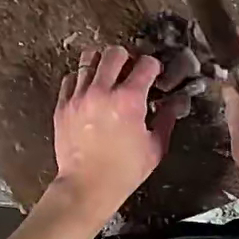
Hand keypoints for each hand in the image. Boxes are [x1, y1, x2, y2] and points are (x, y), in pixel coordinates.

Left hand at [52, 45, 185, 217]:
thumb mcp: (155, 147)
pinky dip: (82, 78)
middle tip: (131, 70)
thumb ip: (166, 119)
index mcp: (129, 100)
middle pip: (115, 53)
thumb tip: (175, 104)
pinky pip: (71, 77)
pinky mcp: (63, 105)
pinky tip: (90, 89)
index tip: (154, 74)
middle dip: (127, 58)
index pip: (146, 64)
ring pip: (89, 58)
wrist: (88, 186)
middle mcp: (102, 92)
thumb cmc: (124, 171)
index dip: (154, 67)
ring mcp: (79, 97)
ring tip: (108, 76)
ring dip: (102, 63)